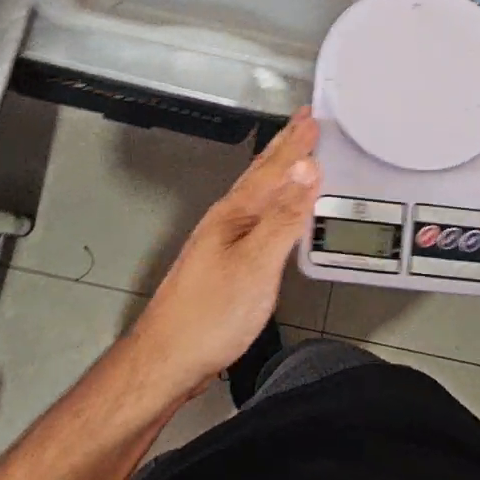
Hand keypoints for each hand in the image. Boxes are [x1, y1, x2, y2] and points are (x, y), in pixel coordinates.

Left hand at [127, 109, 320, 397]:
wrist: (168, 360)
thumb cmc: (208, 317)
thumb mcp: (256, 264)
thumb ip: (284, 216)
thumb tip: (306, 171)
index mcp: (235, 214)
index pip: (273, 170)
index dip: (295, 145)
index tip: (312, 119)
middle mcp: (226, 221)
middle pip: (261, 175)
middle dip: (285, 147)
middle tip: (302, 123)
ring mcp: (222, 242)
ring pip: (258, 194)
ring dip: (278, 171)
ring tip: (293, 157)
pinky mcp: (224, 264)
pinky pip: (257, 217)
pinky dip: (273, 203)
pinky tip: (275, 212)